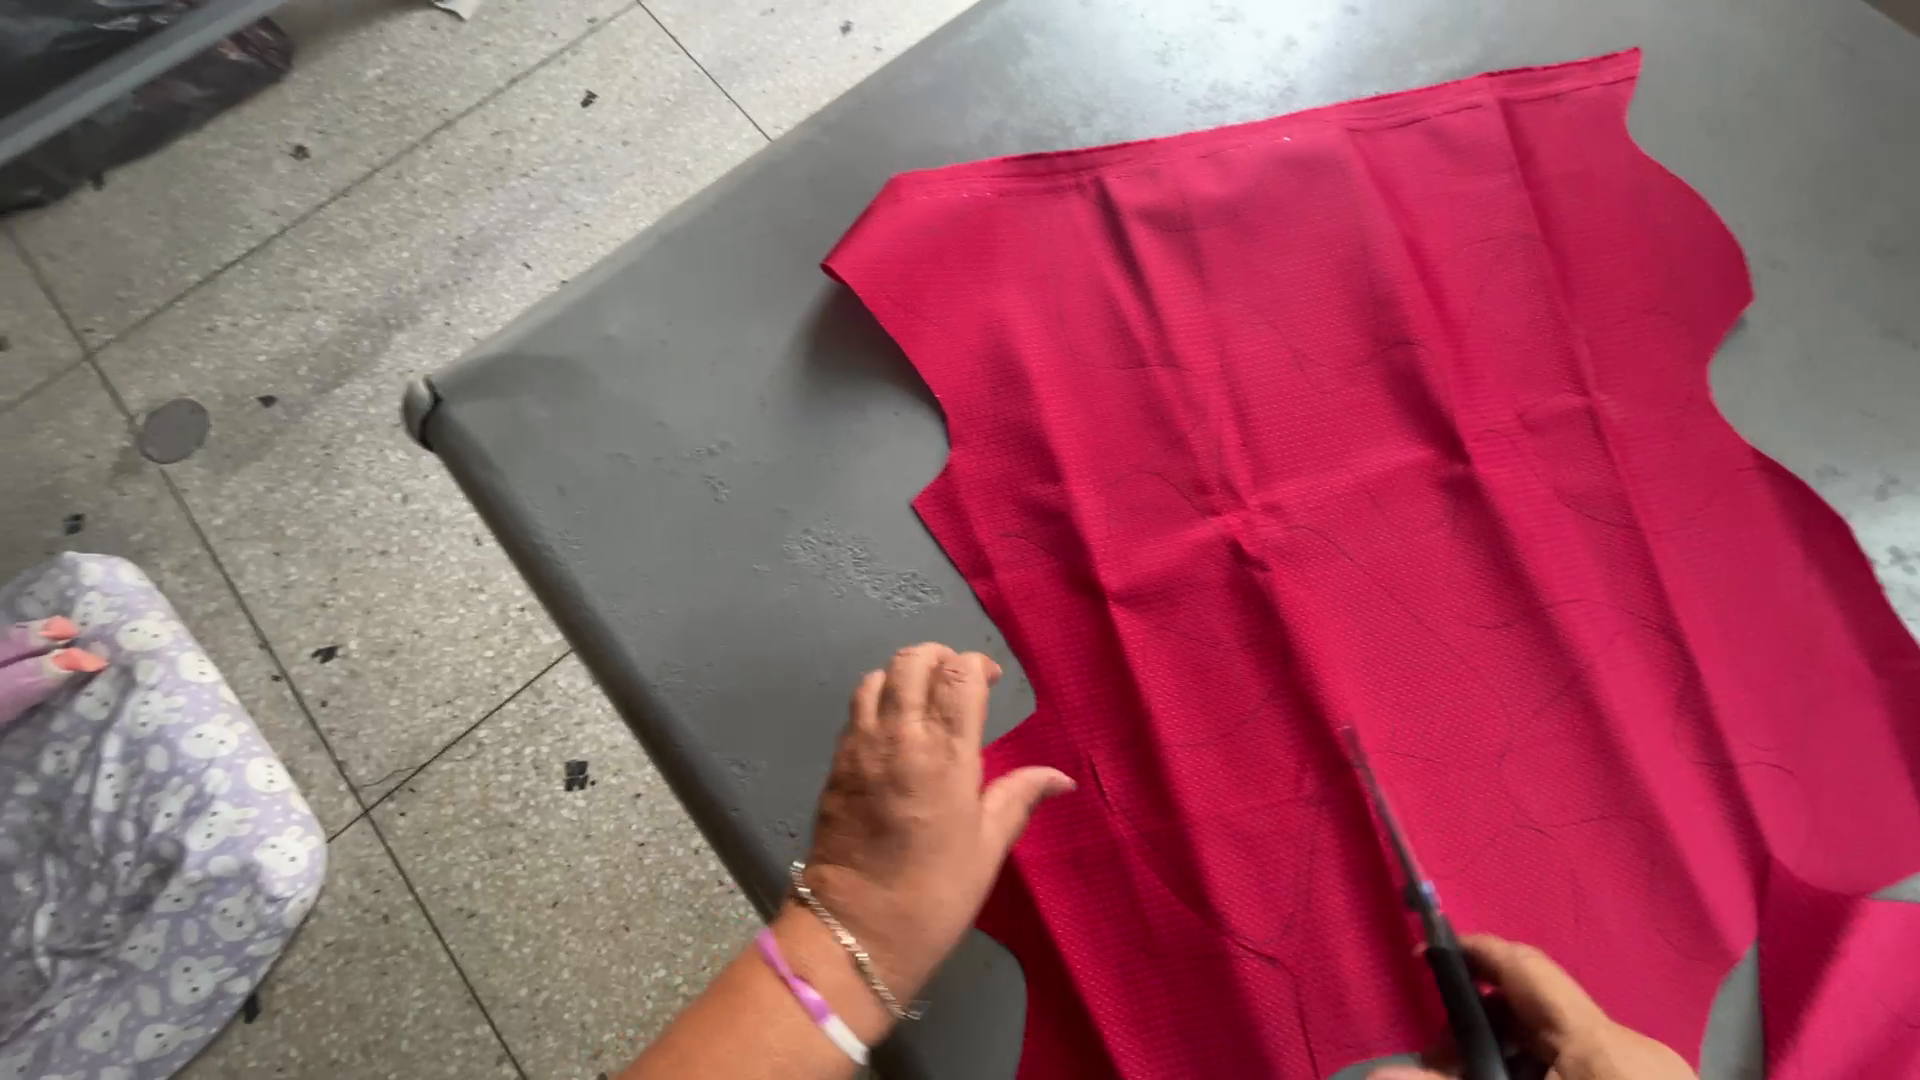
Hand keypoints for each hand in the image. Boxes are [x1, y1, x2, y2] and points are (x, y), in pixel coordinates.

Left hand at [799, 643, 1075, 1008]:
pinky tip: (894, 725)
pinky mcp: (836, 760)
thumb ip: (1020, 797)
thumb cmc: (933, 893)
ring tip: (923, 697)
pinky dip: (878, 697)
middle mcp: (901, 736)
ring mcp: (862, 745)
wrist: (853, 931)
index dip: (977, 664)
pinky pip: (856, 707)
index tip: (990, 681)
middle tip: (957, 679)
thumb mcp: (987, 846)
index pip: (959, 674)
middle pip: (913, 660)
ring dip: (905, 673)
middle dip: (939, 656)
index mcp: (946, 753)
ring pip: (879, 675)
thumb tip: (1062, 778)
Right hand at [1370, 935, 1696, 1079]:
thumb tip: (1377, 1076)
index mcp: (1599, 1043)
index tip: (1423, 961)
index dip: (1468, 951)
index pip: (1521, 964)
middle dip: (1479, 1026)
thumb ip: (1454, 1078)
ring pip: (1560, 1040)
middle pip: (1534, 1007)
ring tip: (1473, 1077)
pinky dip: (1543, 1072)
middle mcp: (1633, 1046)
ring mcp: (1653, 1073)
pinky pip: (1586, 1066)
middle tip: (1439, 1061)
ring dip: (1509, 1054)